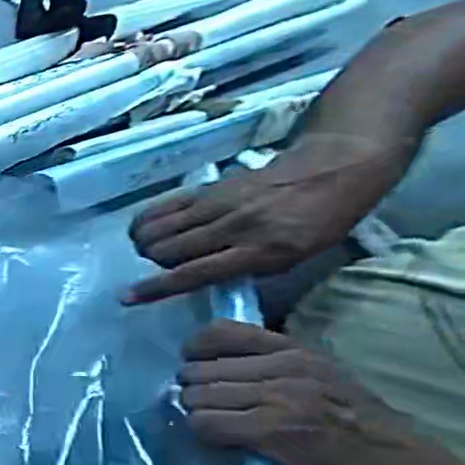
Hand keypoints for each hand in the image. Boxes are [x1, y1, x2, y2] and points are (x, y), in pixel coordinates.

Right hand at [124, 134, 407, 303]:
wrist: (336, 167)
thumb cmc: (323, 219)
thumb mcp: (297, 254)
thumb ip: (246, 267)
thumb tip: (200, 277)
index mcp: (264, 249)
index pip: (193, 273)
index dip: (156, 288)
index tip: (128, 297)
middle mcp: (234, 228)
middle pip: (164, 251)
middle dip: (153, 263)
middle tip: (162, 264)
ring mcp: (216, 205)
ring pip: (153, 231)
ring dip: (144, 244)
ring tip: (153, 247)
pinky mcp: (204, 190)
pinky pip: (157, 210)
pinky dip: (144, 223)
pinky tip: (148, 228)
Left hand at [176, 319, 450, 464]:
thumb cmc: (348, 423)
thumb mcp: (315, 377)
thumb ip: (263, 360)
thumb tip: (196, 358)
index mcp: (297, 352)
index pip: (219, 333)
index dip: (196, 352)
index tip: (199, 367)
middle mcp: (290, 369)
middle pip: (196, 371)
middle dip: (196, 391)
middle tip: (218, 408)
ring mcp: (281, 399)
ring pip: (195, 397)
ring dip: (200, 413)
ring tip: (226, 424)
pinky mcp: (270, 430)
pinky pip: (203, 423)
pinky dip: (206, 433)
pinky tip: (229, 440)